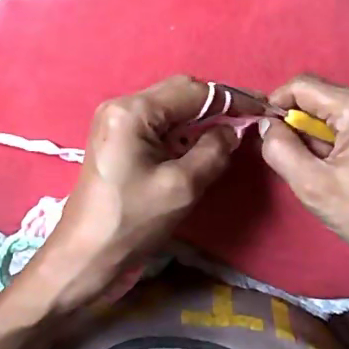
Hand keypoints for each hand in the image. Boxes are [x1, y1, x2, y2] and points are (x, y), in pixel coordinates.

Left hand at [25, 76, 240, 310]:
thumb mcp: (182, 186)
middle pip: (180, 93)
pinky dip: (183, 131)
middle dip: (217, 105)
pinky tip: (202, 144)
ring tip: (233, 131)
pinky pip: (158, 125)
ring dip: (201, 118)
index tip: (264, 109)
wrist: (84, 257)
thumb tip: (232, 130)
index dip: (231, 98)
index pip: (193, 91)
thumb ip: (213, 151)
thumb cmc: (132, 222)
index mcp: (133, 111)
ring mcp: (116, 123)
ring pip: (170, 109)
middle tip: (251, 119)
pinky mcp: (117, 141)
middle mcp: (121, 106)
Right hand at [258, 75, 348, 290]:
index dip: (277, 103)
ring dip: (321, 128)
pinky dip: (341, 131)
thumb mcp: (311, 185)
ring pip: (339, 103)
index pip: (304, 85)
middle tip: (298, 158)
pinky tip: (343, 161)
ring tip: (324, 164)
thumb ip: (280, 148)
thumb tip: (267, 124)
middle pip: (323, 93)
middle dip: (301, 121)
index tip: (267, 131)